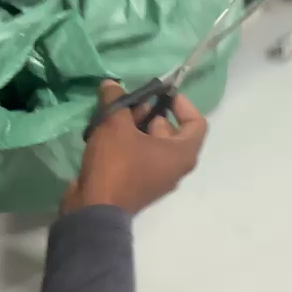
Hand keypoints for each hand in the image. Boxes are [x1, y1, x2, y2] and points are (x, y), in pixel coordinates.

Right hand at [62, 81, 207, 215]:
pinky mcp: (137, 182)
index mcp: (181, 153)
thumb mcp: (115, 125)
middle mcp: (174, 166)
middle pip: (169, 130)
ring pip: (150, 142)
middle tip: (125, 101)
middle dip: (148, 112)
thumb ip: (116, 101)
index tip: (159, 93)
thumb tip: (111, 85)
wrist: (95, 207)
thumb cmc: (116, 163)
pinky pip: (137, 155)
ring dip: (132, 125)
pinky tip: (102, 132)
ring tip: (109, 114)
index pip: (196, 122)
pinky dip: (125, 141)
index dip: (181, 103)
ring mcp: (155, 176)